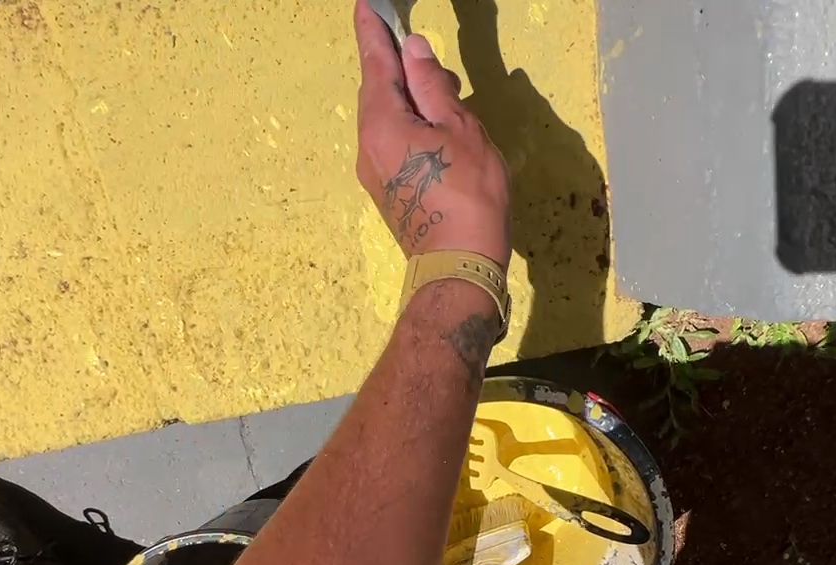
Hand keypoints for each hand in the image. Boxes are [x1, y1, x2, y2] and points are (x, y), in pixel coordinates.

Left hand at [352, 0, 510, 266]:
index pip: (375, 63)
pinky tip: (435, 135)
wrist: (460, 266)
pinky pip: (392, 145)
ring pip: (386, 121)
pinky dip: (409, 129)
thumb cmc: (468, 196)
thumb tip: (413, 51)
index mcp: (381, 123)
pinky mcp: (386, 195)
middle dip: (402, 71)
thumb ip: (433, 87)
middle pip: (378, 93)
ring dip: (410, 104)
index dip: (374, 31)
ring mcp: (374, 175)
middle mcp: (367, 147)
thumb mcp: (460, 131)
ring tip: (446, 103)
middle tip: (433, 65)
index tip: (367, 6)